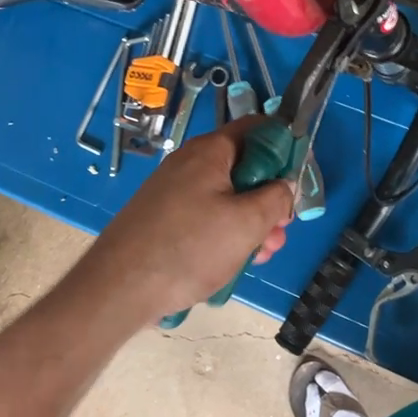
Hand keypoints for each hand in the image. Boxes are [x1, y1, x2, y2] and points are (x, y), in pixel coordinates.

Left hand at [69, 116, 296, 318]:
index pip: (256, 128)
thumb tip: (285, 185)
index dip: (284, 148)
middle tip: (279, 232)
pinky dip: (223, 234)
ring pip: (226, 197)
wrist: (119, 288)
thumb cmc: (190, 248)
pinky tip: (230, 263)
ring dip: (249, 223)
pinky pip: (204, 216)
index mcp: (210, 151)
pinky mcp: (162, 218)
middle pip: (243, 168)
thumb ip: (276, 198)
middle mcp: (189, 163)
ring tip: (258, 257)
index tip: (297, 180)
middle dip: (268, 198)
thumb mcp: (248, 223)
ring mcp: (172, 191)